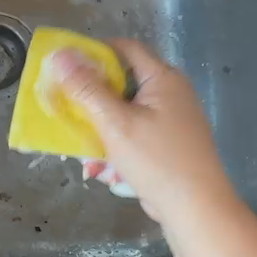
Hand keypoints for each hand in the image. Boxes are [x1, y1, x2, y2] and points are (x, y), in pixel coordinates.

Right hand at [44, 39, 239, 225]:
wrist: (196, 207)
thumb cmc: (156, 160)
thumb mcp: (114, 122)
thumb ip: (86, 88)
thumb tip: (60, 55)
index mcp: (163, 79)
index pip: (125, 49)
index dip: (94, 53)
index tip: (66, 69)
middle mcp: (171, 93)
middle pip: (122, 84)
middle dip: (92, 102)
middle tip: (67, 113)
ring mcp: (172, 120)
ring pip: (125, 113)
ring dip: (101, 131)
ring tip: (84, 155)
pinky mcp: (169, 143)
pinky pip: (135, 135)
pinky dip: (117, 148)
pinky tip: (103, 171)